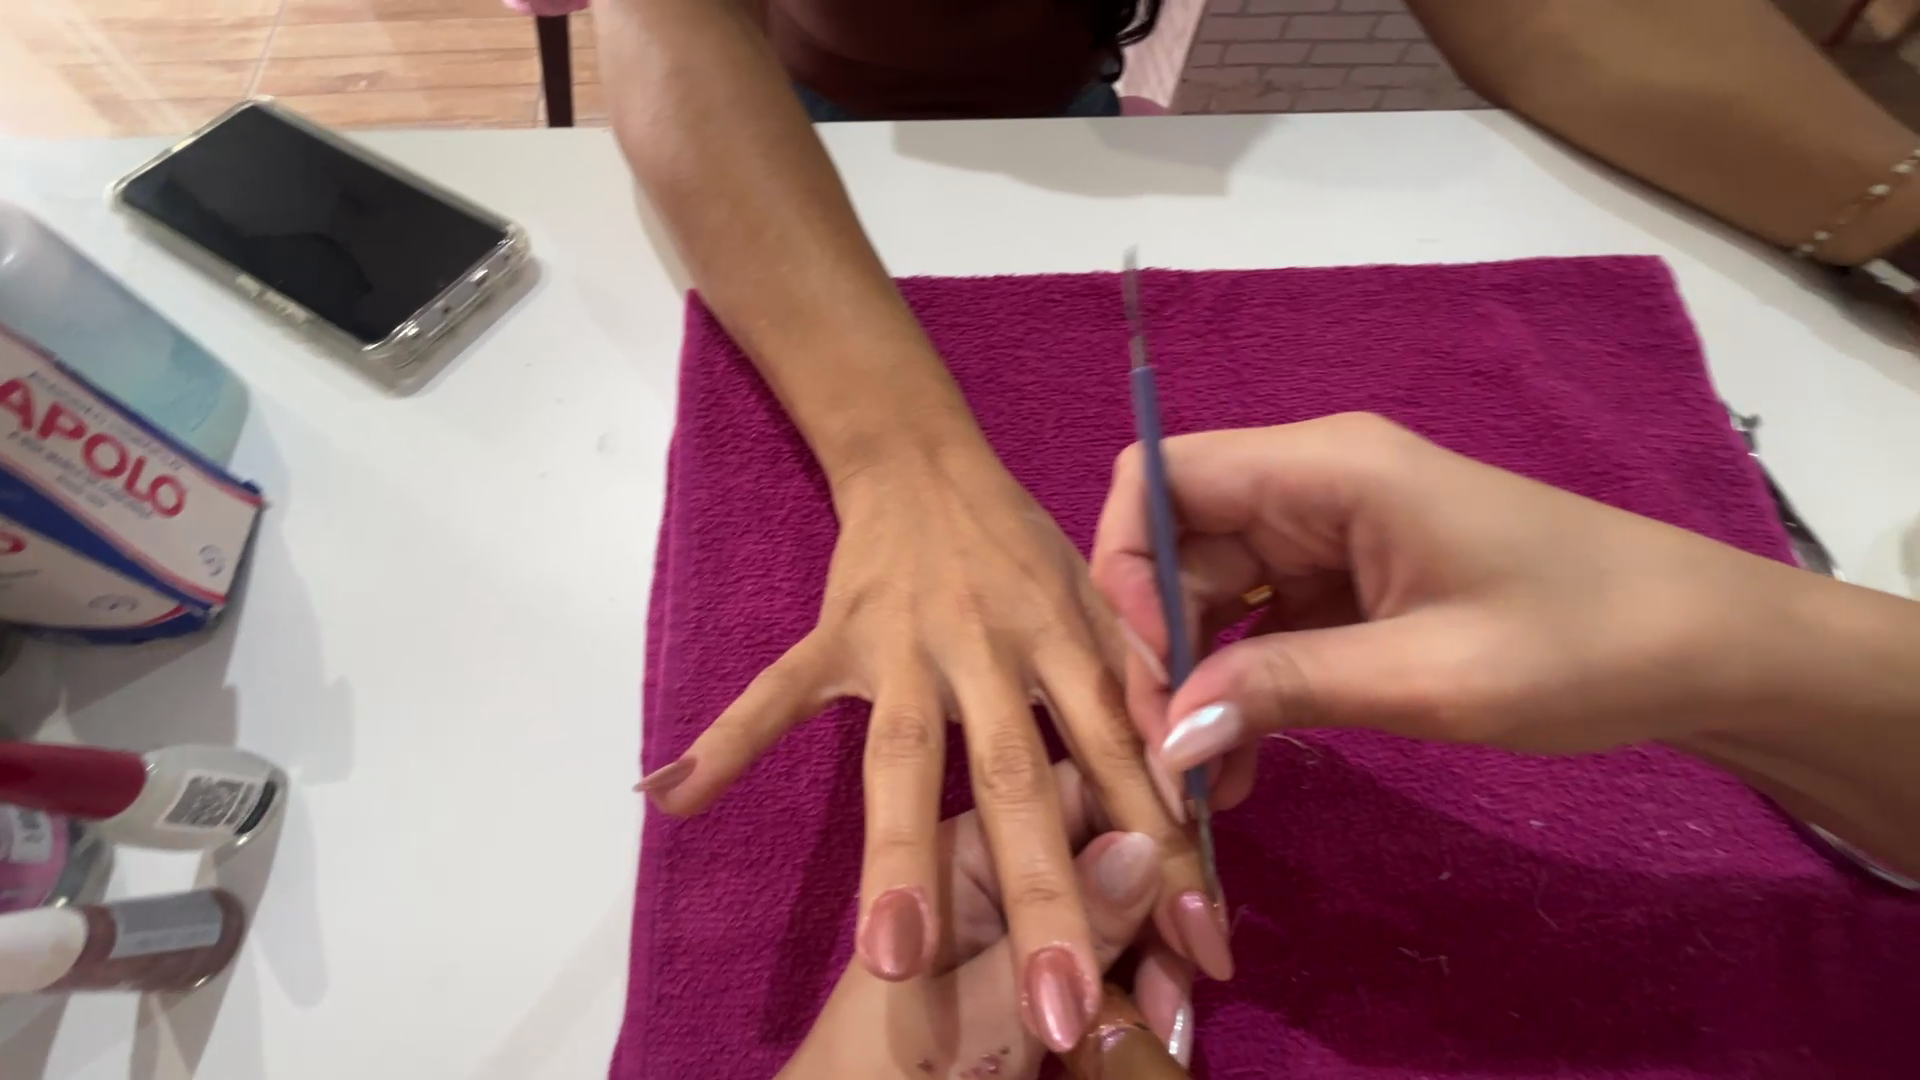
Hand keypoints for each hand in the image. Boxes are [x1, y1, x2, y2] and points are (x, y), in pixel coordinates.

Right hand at [642, 446, 1230, 1049]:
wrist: (925, 463)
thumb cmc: (1018, 539)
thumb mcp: (1093, 589)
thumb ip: (1133, 671)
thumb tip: (1183, 771)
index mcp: (1059, 636)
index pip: (1117, 751)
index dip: (1162, 846)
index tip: (1198, 946)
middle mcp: (985, 648)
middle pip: (1015, 776)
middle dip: (1044, 890)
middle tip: (1066, 1009)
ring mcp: (901, 645)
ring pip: (900, 754)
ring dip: (897, 851)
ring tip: (893, 957)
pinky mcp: (834, 636)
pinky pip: (778, 691)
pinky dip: (729, 738)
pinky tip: (669, 793)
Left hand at [778, 761, 1193, 1079]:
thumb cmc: (894, 1076)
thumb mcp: (983, 1011)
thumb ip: (1066, 928)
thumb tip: (1148, 839)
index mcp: (972, 845)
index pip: (1077, 800)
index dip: (1149, 845)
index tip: (1200, 927)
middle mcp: (1000, 858)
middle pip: (1111, 853)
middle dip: (1158, 920)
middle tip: (1180, 1002)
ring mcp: (1020, 906)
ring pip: (1119, 905)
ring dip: (1154, 962)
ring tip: (1167, 1029)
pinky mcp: (1035, 950)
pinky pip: (1106, 946)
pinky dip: (1136, 985)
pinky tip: (1151, 1028)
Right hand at [1088, 413, 1820, 774]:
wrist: (1710, 652)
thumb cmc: (1585, 641)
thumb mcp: (1429, 675)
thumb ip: (1283, 690)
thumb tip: (1169, 736)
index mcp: (1322, 468)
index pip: (1160, 473)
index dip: (1126, 558)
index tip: (1152, 660)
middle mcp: (1301, 486)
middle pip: (1171, 545)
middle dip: (1156, 644)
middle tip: (1170, 749)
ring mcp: (1312, 534)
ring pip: (1200, 593)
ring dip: (1190, 678)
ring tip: (1203, 773)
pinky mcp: (1328, 580)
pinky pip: (1247, 624)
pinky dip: (1232, 685)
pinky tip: (1236, 753)